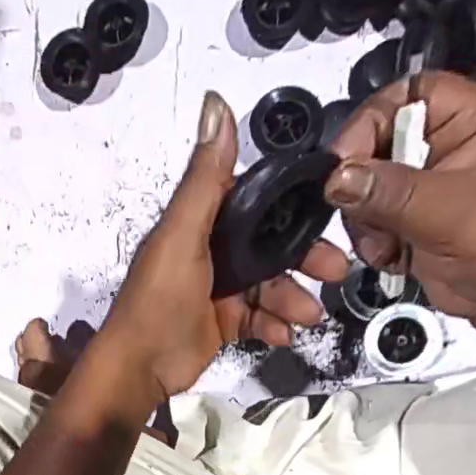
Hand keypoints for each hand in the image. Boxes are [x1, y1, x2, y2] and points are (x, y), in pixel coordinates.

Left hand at [98, 92, 347, 401]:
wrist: (141, 368)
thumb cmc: (157, 302)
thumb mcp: (182, 235)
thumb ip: (205, 179)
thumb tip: (215, 106)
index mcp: (200, 224)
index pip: (253, 202)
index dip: (289, 205)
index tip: (325, 210)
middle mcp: (211, 252)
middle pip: (270, 246)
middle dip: (304, 258)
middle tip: (334, 270)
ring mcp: (218, 290)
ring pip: (270, 286)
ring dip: (293, 298)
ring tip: (308, 315)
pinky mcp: (223, 322)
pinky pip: (259, 318)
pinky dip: (275, 325)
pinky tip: (284, 334)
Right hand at [325, 71, 475, 324]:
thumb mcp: (452, 211)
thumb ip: (392, 191)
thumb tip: (340, 177)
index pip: (410, 94)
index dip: (371, 122)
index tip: (345, 161)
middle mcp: (451, 144)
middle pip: (380, 143)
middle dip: (366, 185)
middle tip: (368, 214)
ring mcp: (430, 184)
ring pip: (368, 186)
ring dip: (367, 221)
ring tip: (390, 244)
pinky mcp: (414, 218)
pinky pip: (371, 219)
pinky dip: (373, 240)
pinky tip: (394, 255)